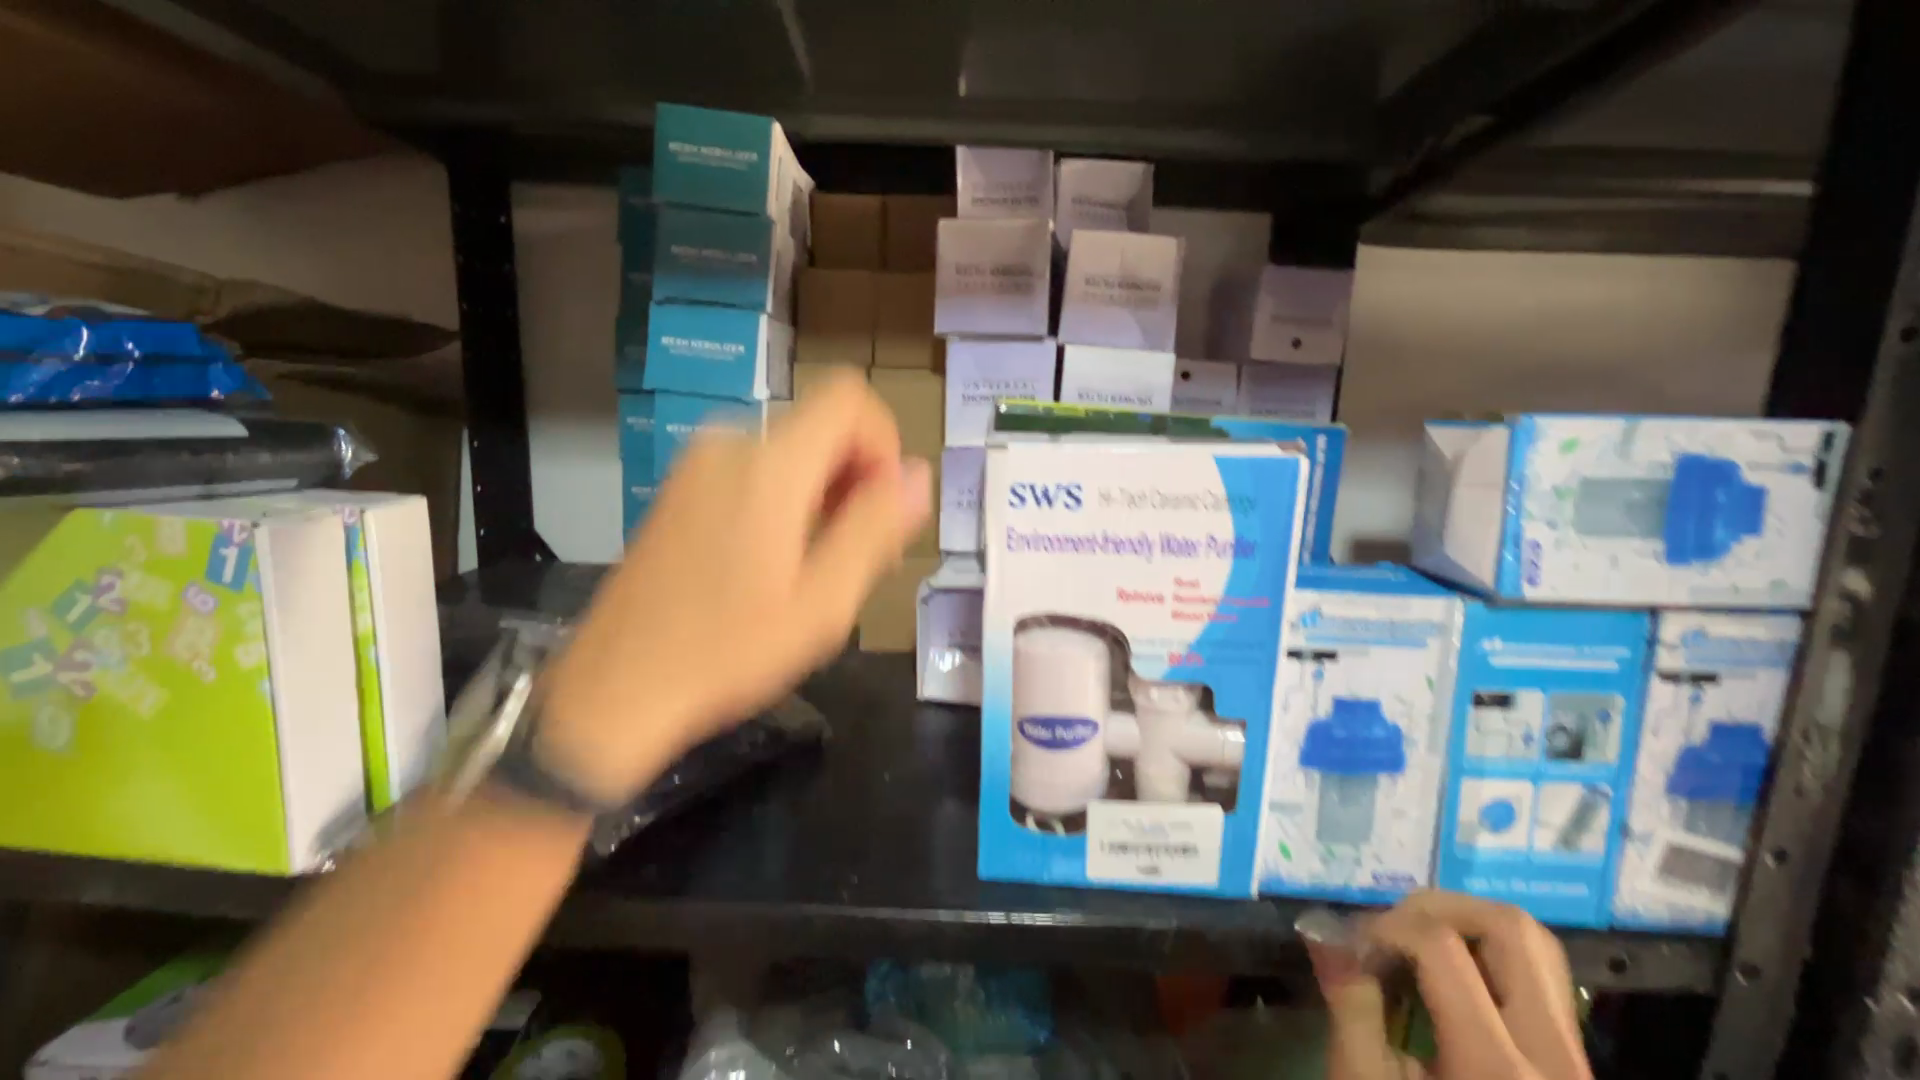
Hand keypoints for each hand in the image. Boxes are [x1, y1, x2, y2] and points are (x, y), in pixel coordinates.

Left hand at [537, 373, 932, 803]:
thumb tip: (919, 474)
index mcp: (770, 464)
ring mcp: (698, 464)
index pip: (849, 397)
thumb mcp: (823, 602)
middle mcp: (730, 445)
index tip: (883, 511)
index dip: (883, 445)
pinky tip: (774, 566)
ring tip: (815, 572)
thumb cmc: (728, 653)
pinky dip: (785, 501)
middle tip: (854, 559)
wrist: (617, 688)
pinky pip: (756, 471)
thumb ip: (876, 528)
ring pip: (792, 452)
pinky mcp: (682, 488)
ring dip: (823, 495)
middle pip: (822, 428)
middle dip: (855, 480)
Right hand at [1309, 891, 1591, 1079]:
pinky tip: (1447, 979)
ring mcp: (1577, 1058)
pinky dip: (1489, 956)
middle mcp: (1554, 1055)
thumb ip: (1350, 1006)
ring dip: (1468, 926)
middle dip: (1437, 909)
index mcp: (1495, 1067)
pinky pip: (1540, 977)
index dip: (1385, 928)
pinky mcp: (1575, 1060)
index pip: (1441, 947)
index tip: (1352, 950)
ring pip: (1537, 945)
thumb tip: (1325, 933)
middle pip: (1510, 928)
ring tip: (1417, 945)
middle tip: (1388, 929)